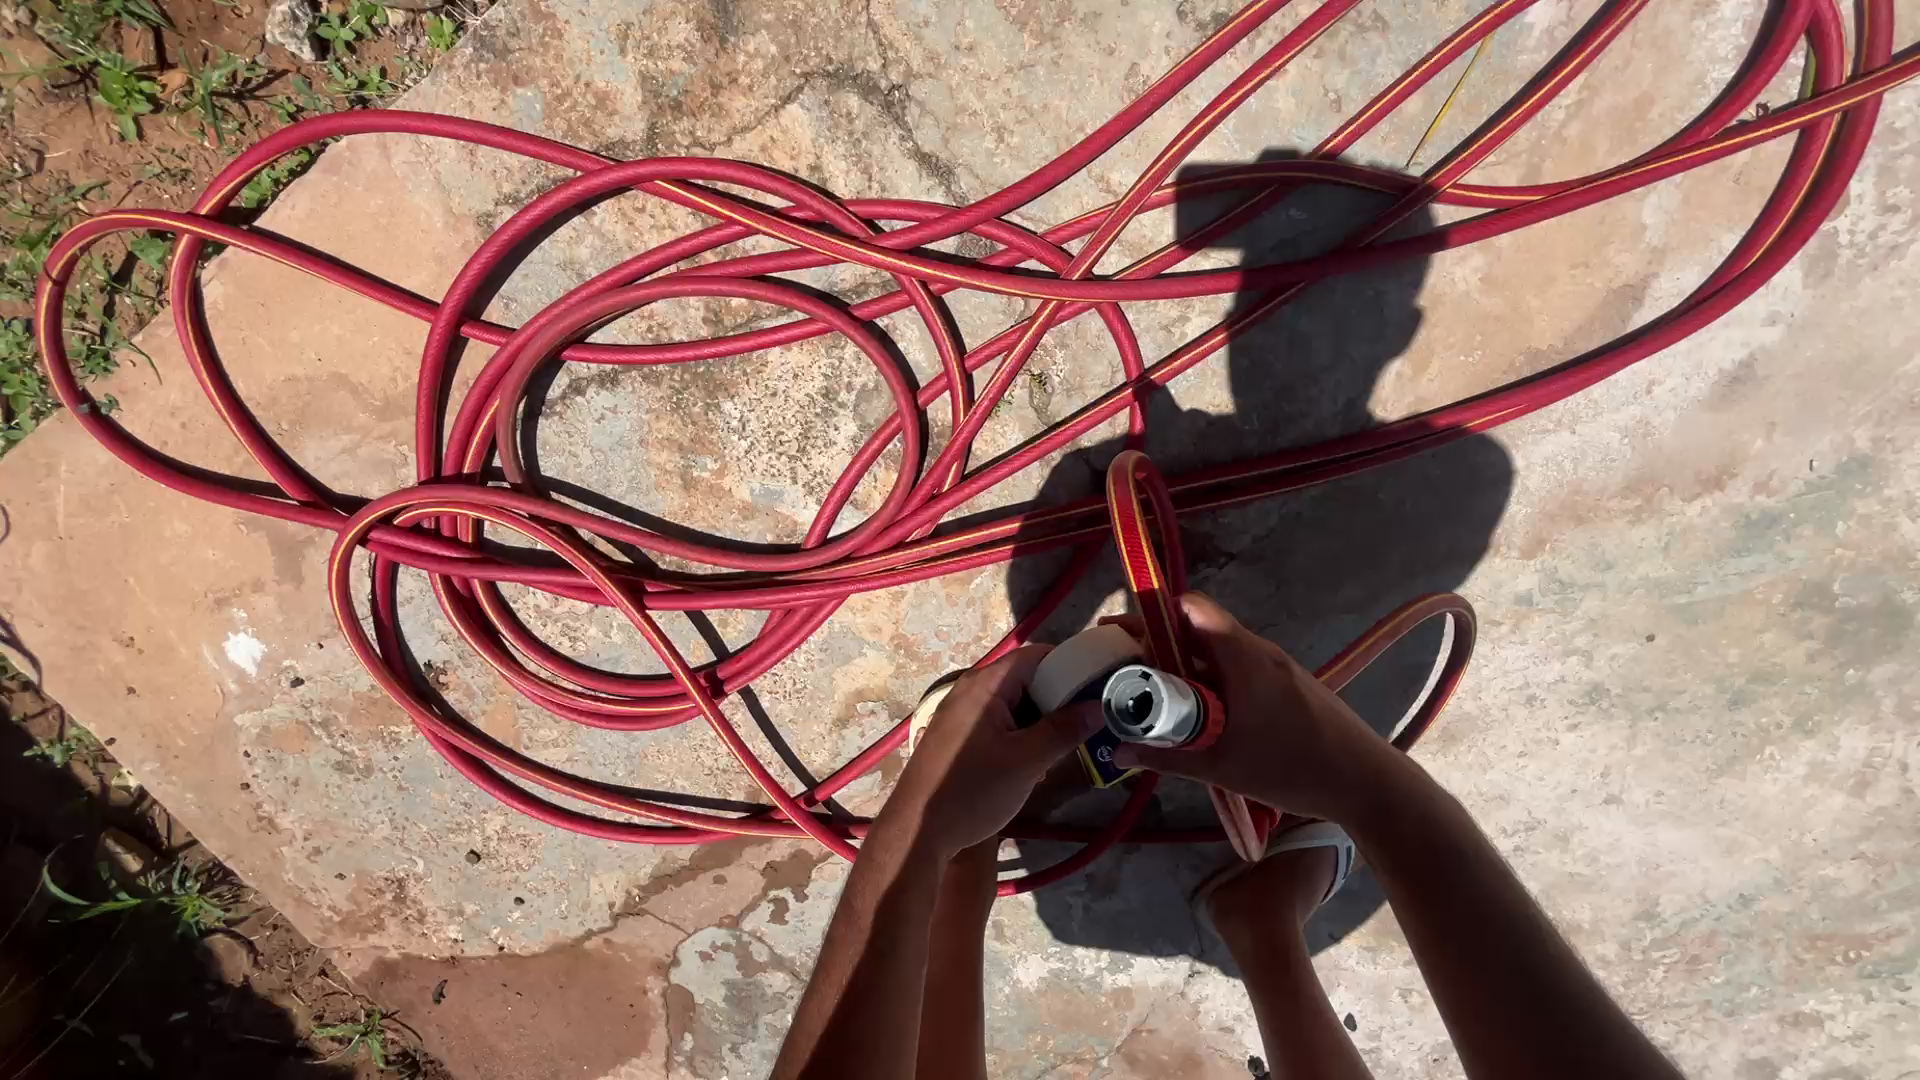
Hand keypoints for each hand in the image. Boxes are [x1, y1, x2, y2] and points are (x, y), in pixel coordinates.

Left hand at [884, 645, 1104, 857]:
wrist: (918, 831)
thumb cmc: (973, 791)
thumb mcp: (1026, 762)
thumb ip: (1063, 731)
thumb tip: (1098, 706)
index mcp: (986, 685)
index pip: (1036, 656)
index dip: (1070, 664)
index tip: (1098, 684)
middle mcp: (971, 689)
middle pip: (1025, 678)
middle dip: (1058, 695)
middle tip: (1089, 718)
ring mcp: (962, 713)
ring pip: (1013, 702)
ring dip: (1041, 718)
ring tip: (1070, 740)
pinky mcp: (958, 736)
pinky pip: (998, 721)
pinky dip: (1021, 732)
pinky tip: (1037, 758)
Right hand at [1109, 593, 1402, 823]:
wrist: (1368, 783)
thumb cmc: (1292, 767)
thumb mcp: (1221, 767)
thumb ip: (1166, 757)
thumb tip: (1117, 754)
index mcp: (1242, 656)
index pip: (1191, 607)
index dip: (1154, 615)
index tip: (1126, 640)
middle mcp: (1257, 651)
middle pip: (1198, 627)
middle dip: (1158, 643)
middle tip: (1125, 668)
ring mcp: (1274, 667)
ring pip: (1216, 650)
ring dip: (1183, 664)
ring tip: (1152, 693)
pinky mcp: (1285, 684)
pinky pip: (1234, 668)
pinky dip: (1207, 679)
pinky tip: (1196, 713)